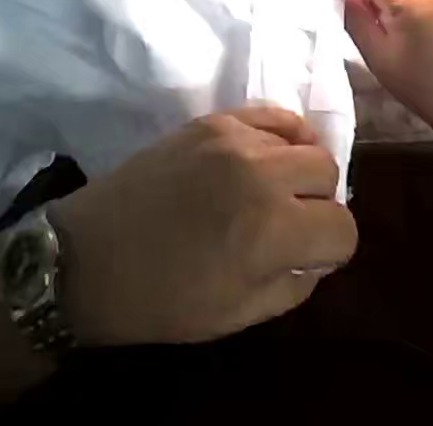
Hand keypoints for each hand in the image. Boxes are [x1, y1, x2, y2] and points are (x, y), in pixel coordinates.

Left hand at [48, 106, 355, 345]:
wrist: (90, 255)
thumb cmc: (162, 298)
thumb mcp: (237, 315)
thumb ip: (295, 285)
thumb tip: (319, 255)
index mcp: (272, 230)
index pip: (342, 228)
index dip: (334, 249)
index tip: (314, 256)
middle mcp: (263, 172)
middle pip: (329, 172)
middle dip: (320, 203)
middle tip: (292, 223)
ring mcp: (237, 137)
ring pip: (305, 141)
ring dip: (300, 169)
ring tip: (274, 189)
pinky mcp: (214, 120)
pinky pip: (272, 116)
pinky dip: (280, 137)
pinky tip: (265, 157)